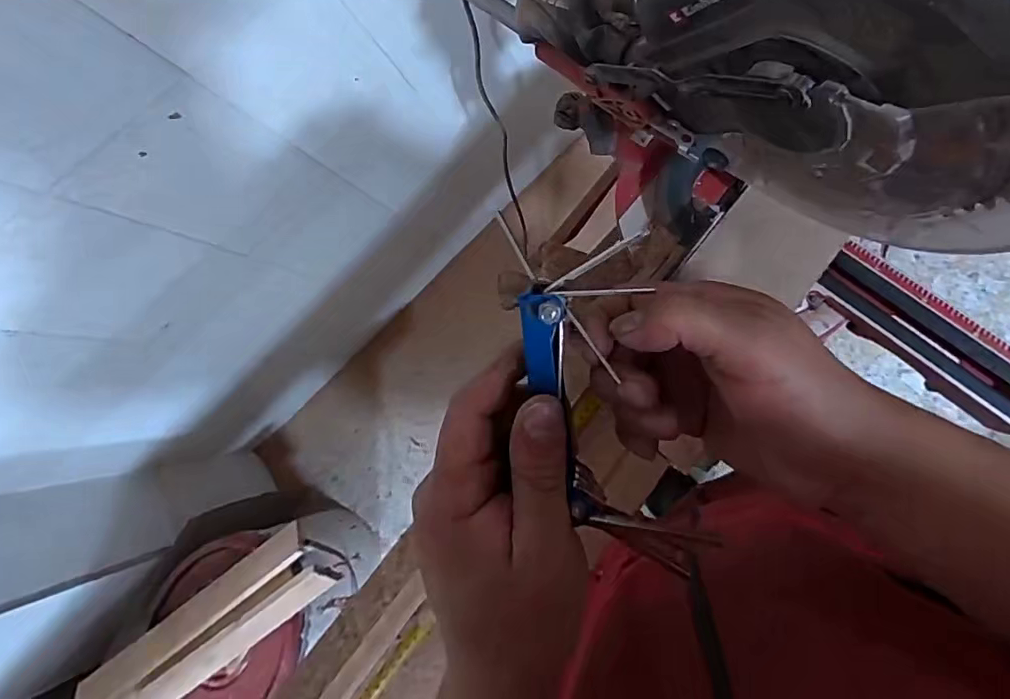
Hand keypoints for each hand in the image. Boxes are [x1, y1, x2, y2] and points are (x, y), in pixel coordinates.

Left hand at [411, 347, 589, 698]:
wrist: (501, 683)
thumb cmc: (527, 622)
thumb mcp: (545, 545)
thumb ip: (540, 470)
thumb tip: (542, 400)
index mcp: (448, 492)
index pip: (467, 410)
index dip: (501, 371)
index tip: (541, 344)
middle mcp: (438, 486)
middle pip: (477, 420)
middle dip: (522, 399)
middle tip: (570, 389)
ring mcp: (448, 498)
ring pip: (487, 439)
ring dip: (526, 429)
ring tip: (570, 434)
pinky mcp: (462, 510)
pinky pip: (490, 464)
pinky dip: (522, 455)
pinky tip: (554, 466)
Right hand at [592, 280, 909, 507]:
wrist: (844, 459)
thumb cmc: (795, 388)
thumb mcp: (741, 340)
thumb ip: (677, 320)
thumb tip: (616, 328)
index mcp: (696, 305)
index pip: (629, 300)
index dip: (604, 323)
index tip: (598, 354)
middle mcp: (683, 336)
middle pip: (619, 345)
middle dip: (621, 373)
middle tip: (648, 399)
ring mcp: (685, 378)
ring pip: (626, 383)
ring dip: (632, 407)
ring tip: (666, 427)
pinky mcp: (687, 415)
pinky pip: (640, 417)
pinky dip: (639, 432)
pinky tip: (659, 448)